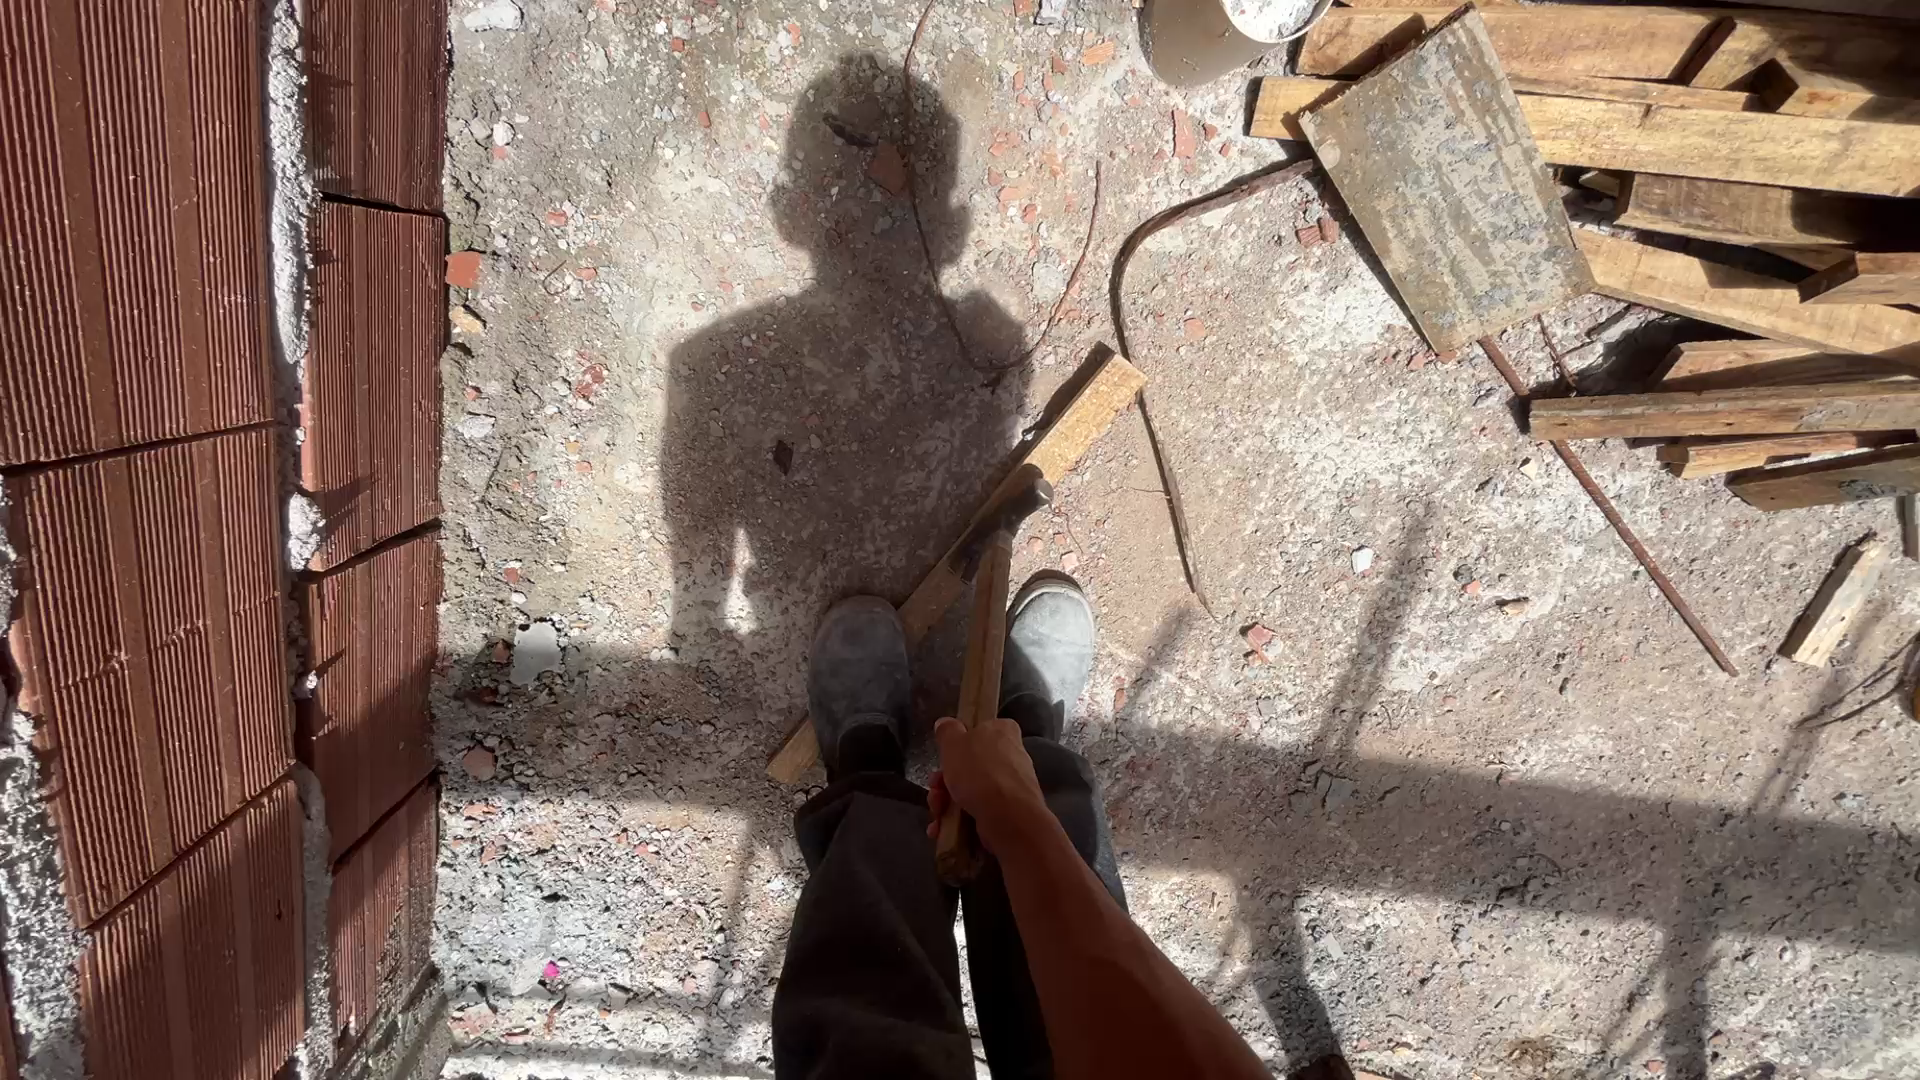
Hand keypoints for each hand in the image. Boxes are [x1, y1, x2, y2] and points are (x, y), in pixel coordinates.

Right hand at [925, 716, 1049, 852]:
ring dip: (946, 804)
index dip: (958, 743)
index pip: (980, 729)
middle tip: (935, 790)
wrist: (1009, 818)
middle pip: (969, 766)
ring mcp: (1010, 787)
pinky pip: (978, 812)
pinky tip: (942, 830)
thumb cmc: (980, 772)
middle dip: (945, 781)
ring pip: (970, 792)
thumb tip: (945, 724)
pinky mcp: (1008, 813)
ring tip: (937, 814)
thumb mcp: (953, 743)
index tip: (944, 757)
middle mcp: (1011, 756)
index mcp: (1003, 731)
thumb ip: (947, 731)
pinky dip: (958, 822)